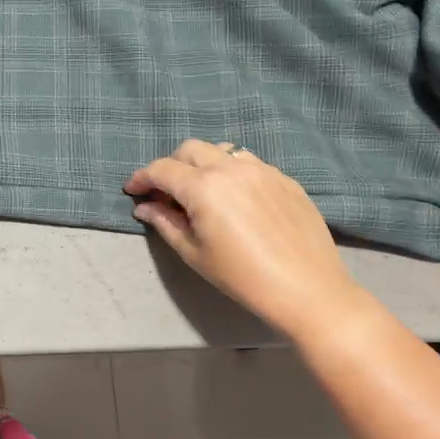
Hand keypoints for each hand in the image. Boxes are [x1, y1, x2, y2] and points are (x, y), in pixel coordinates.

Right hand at [125, 139, 370, 339]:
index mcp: (204, 187)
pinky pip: (250, 163)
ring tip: (201, 190)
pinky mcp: (285, 179)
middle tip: (165, 192)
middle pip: (191, 149)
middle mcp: (232, 168)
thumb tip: (145, 207)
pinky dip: (231, 171)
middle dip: (171, 165)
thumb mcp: (194, 253)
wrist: (307, 289)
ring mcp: (263, 170)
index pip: (162, 169)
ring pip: (222, 150)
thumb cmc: (241, 276)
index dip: (142, 177)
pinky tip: (234, 198)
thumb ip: (165, 223)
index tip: (132, 190)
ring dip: (203, 163)